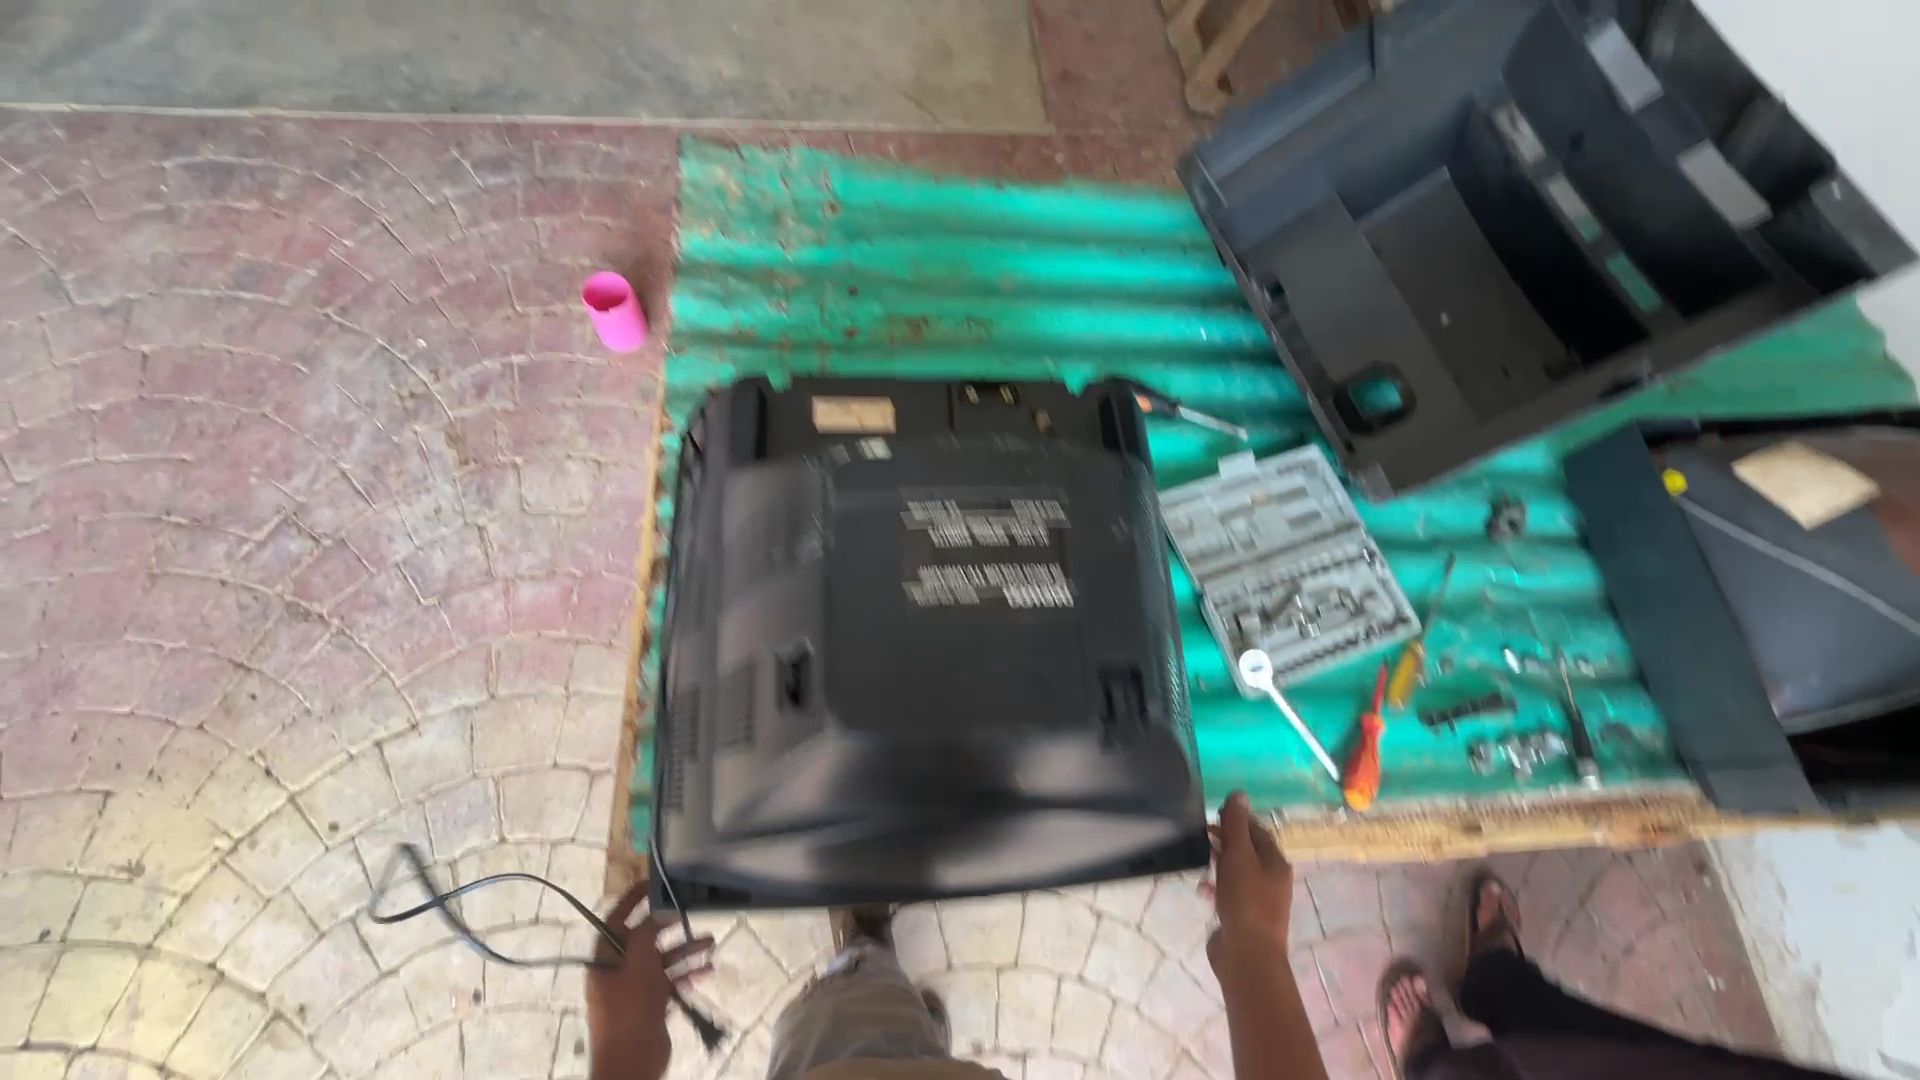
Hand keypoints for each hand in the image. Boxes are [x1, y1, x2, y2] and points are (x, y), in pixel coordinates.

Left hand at [586, 885, 714, 1079]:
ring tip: (711, 942)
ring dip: (686, 950)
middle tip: (690, 912)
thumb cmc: (630, 1008)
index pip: (615, 919)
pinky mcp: (651, 1006)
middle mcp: (618, 971)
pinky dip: (688, 974)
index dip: (632, 900)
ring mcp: (635, 990)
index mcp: (605, 959)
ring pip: (662, 960)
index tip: (654, 883)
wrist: (631, 1065)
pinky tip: (708, 970)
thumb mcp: (639, 962)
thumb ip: (647, 932)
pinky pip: (671, 982)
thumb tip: (657, 912)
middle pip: (644, 938)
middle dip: (670, 926)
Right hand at [1204, 791, 1293, 970]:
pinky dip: (1216, 886)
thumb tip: (1239, 793)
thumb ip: (1236, 826)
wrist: (1247, 956)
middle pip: (1248, 850)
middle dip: (1226, 840)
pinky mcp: (1244, 916)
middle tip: (1203, 832)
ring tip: (1200, 857)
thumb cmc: (1246, 901)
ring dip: (1219, 862)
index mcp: (1276, 863)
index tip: (1213, 812)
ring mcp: (1258, 900)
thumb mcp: (1239, 857)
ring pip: (1237, 871)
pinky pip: (1229, 892)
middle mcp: (1272, 879)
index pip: (1257, 830)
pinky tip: (1203, 888)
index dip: (1237, 818)